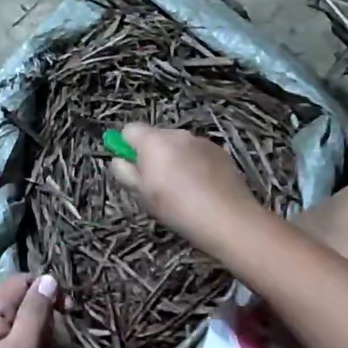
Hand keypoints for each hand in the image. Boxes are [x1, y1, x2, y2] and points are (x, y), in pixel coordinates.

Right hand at [108, 124, 260, 243]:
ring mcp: (202, 141)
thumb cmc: (177, 207)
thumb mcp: (142, 194)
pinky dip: (195, 165)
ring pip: (178, 146)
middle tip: (157, 184)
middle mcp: (178, 134)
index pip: (129, 130)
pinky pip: (198, 153)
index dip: (127, 147)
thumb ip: (126, 172)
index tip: (132, 168)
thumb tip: (119, 161)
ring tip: (182, 190)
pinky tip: (202, 189)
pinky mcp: (221, 152)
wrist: (227, 218)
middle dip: (153, 155)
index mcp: (154, 141)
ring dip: (175, 160)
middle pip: (156, 137)